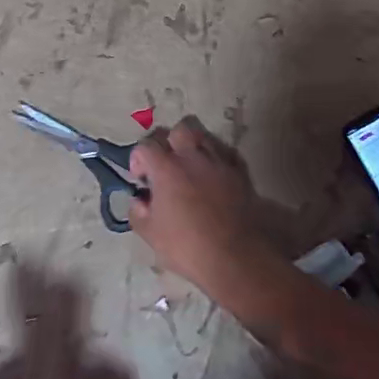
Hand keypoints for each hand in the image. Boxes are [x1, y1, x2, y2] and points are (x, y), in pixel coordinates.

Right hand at [128, 116, 283, 292]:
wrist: (235, 250)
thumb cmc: (187, 244)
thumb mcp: (151, 233)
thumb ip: (139, 211)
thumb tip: (140, 199)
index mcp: (168, 168)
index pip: (147, 145)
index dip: (138, 158)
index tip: (141, 178)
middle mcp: (195, 157)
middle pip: (179, 129)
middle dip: (168, 142)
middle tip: (165, 165)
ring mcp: (220, 160)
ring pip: (205, 136)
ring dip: (192, 147)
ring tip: (188, 169)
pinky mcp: (240, 169)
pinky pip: (224, 151)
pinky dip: (215, 158)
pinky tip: (211, 176)